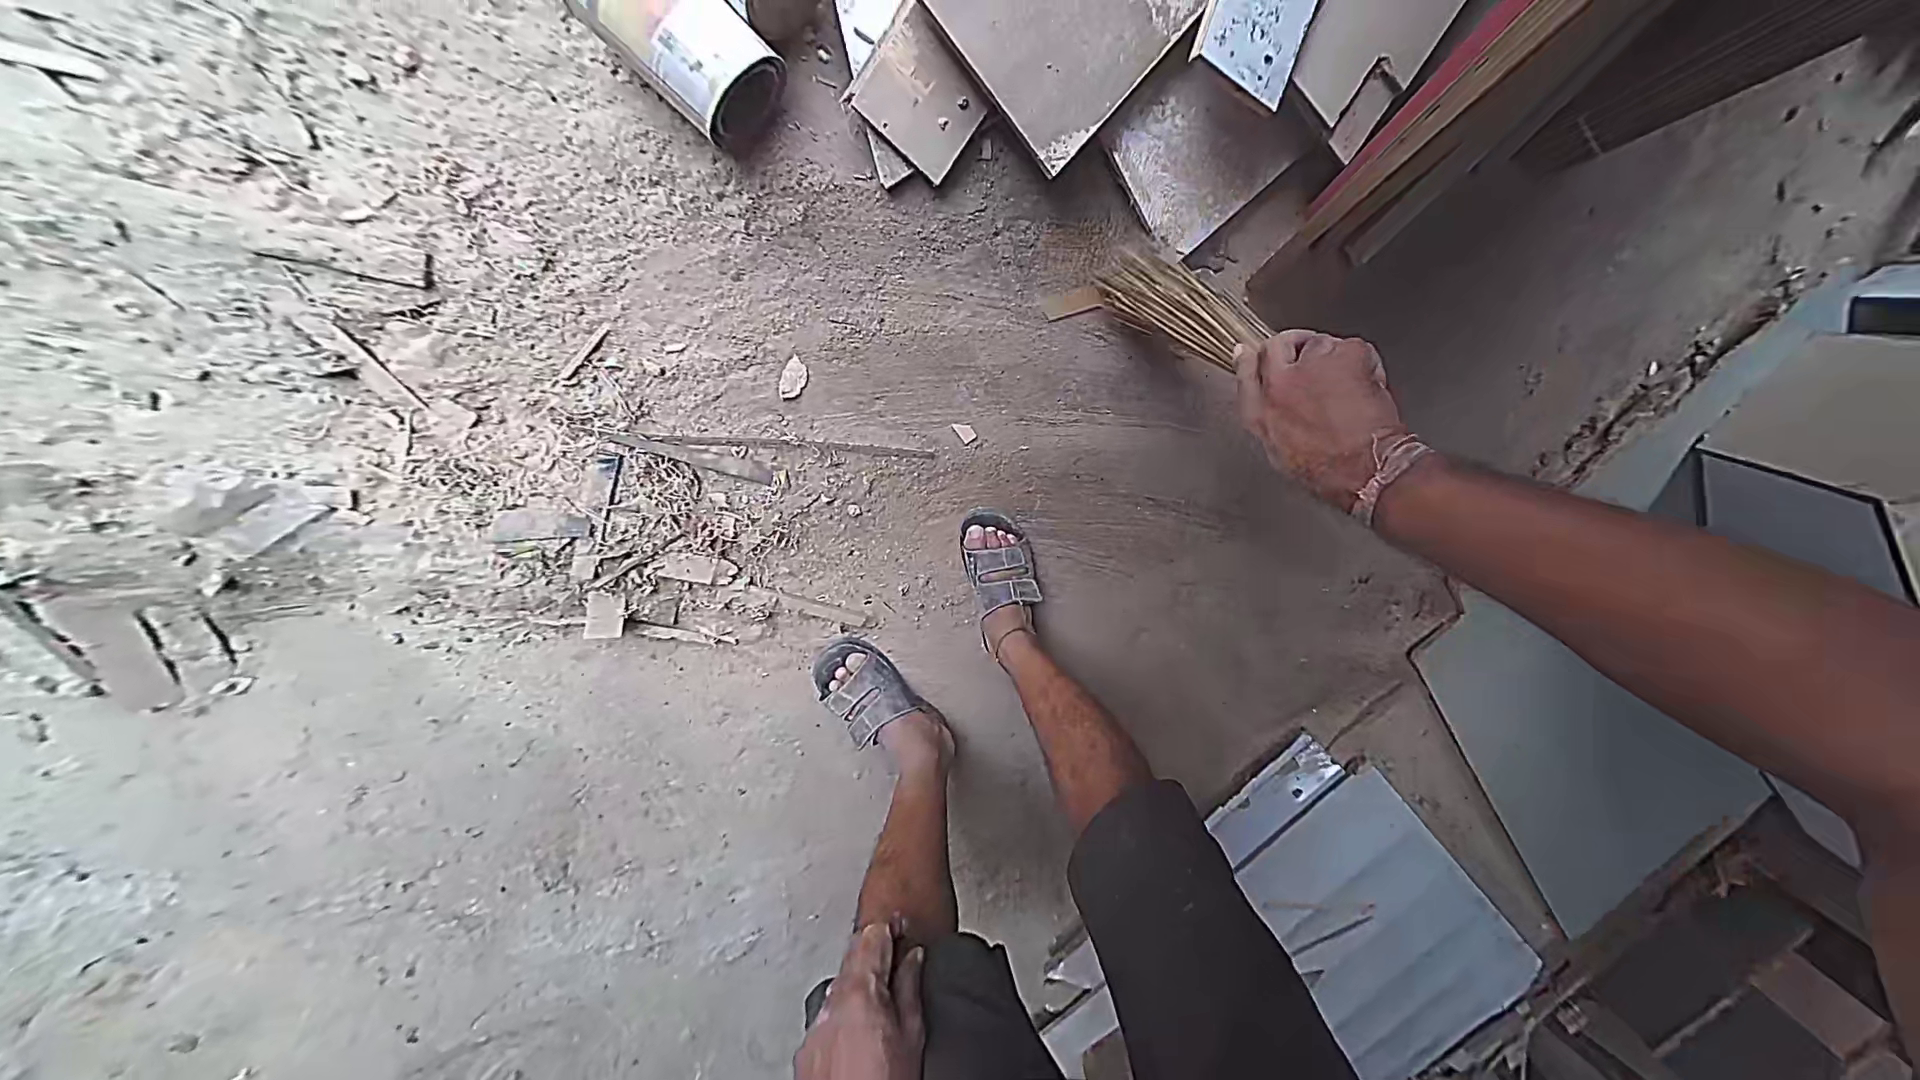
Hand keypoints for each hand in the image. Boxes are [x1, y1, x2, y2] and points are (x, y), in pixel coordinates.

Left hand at [794, 922, 926, 1079]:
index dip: (888, 927)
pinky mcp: (806, 1051)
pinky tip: (861, 1029)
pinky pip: (827, 1016)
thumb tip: (912, 957)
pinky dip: (844, 1012)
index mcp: (858, 991)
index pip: (870, 937)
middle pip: (851, 957)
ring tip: (882, 1000)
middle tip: (897, 954)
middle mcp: (830, 1003)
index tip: (901, 924)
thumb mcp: (912, 1034)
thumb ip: (910, 987)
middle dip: (874, 953)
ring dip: (859, 984)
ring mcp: (814, 1028)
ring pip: (838, 987)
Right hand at [1235, 331, 1409, 511]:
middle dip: (1291, 345)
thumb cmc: (1327, 467)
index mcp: (1259, 412)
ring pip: (1318, 343)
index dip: (1249, 359)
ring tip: (1345, 384)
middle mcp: (1278, 385)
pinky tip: (1365, 385)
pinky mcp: (1345, 355)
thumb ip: (1266, 418)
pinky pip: (1352, 346)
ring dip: (1330, 357)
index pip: (1245, 371)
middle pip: (1277, 345)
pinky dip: (1362, 361)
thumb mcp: (1278, 450)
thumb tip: (1271, 403)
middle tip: (1309, 356)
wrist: (1364, 467)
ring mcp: (1311, 366)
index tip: (1250, 353)